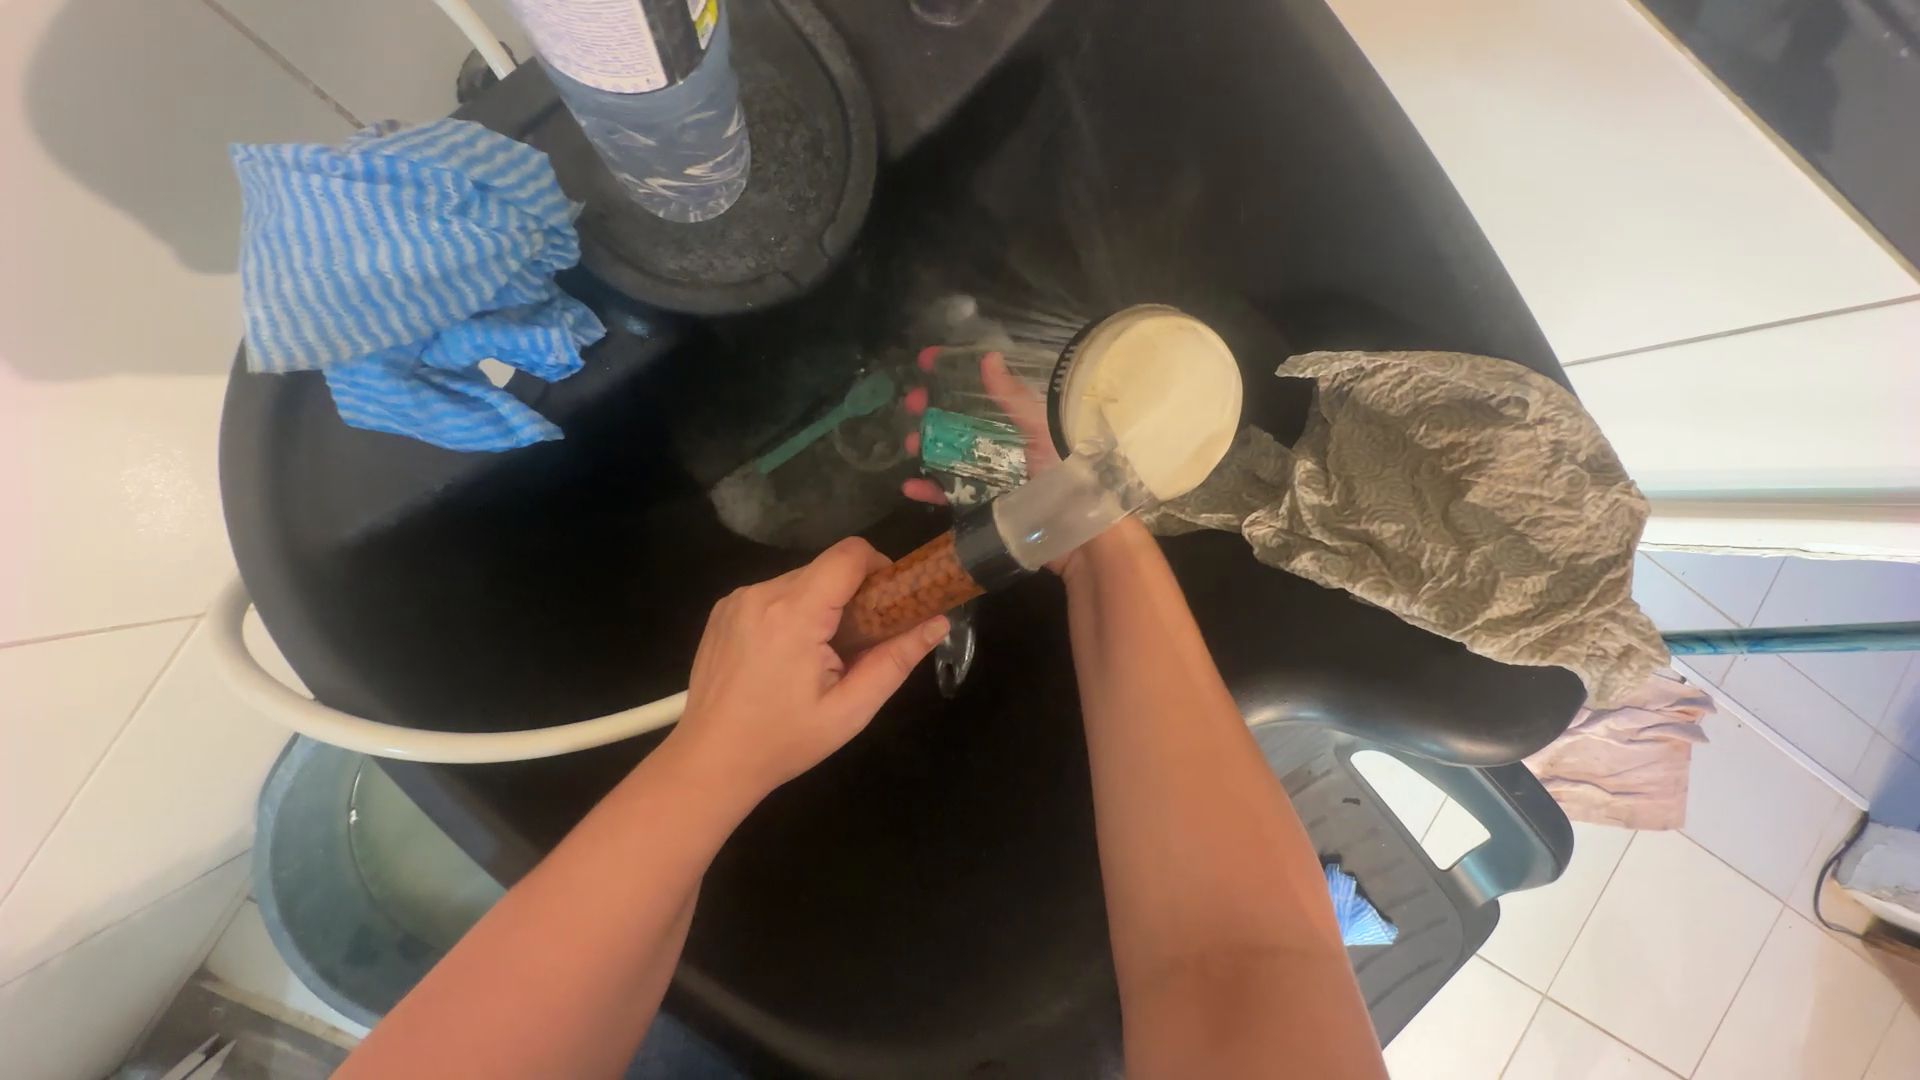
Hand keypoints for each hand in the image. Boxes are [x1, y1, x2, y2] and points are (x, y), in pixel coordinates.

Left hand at [669, 537, 947, 797]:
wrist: (710, 762)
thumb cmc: (784, 741)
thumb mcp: (851, 710)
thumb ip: (896, 661)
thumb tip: (938, 622)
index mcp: (794, 614)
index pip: (849, 555)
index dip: (880, 566)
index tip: (891, 601)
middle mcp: (761, 593)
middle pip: (827, 567)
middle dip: (854, 594)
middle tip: (863, 641)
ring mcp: (737, 599)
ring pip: (802, 578)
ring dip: (823, 604)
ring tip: (823, 655)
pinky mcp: (724, 609)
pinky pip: (775, 592)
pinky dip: (795, 611)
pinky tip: (789, 655)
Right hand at [902, 348, 1092, 577]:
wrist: (1083, 529)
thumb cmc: (1069, 471)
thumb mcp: (1044, 428)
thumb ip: (1015, 399)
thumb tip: (989, 358)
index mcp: (1020, 424)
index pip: (981, 392)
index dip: (953, 374)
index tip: (925, 360)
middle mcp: (1005, 447)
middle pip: (960, 424)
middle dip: (932, 411)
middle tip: (910, 403)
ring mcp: (993, 478)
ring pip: (951, 458)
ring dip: (926, 448)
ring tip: (908, 443)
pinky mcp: (986, 509)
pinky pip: (953, 497)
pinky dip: (930, 491)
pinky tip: (910, 486)